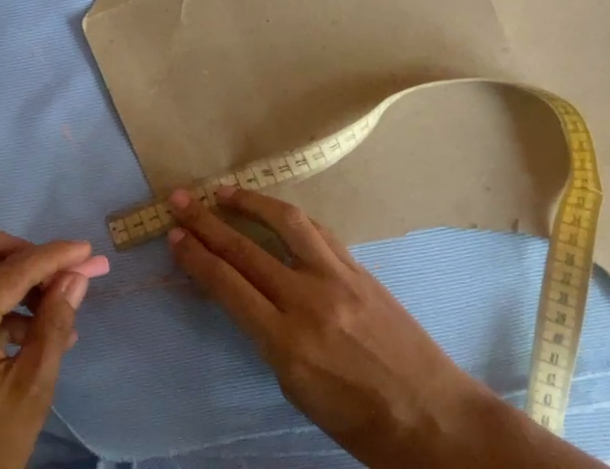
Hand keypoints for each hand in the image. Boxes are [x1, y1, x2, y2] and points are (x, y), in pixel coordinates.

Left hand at [0, 231, 110, 468]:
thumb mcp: (33, 386)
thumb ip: (54, 324)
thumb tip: (76, 276)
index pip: (16, 267)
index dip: (56, 255)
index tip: (90, 250)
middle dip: (36, 257)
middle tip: (74, 274)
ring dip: (22, 278)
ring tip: (62, 309)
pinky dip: (5, 299)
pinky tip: (39, 329)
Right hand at [167, 187, 605, 468]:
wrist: (435, 419)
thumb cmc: (359, 420)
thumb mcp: (295, 388)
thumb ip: (266, 336)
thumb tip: (243, 296)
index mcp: (285, 341)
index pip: (226, 284)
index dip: (195, 256)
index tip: (173, 236)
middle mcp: (308, 300)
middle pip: (245, 248)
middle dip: (205, 221)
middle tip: (178, 199)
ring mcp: (338, 279)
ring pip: (285, 224)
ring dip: (249, 202)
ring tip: (223, 191)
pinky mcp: (361, 271)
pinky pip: (317, 232)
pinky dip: (288, 218)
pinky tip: (275, 213)